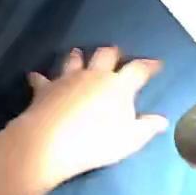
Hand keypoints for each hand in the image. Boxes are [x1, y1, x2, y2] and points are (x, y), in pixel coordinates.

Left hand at [7, 46, 167, 189]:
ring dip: (77, 57)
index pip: (138, 70)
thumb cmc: (96, 142)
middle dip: (113, 52)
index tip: (156, 64)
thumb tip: (161, 121)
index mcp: (118, 85)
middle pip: (105, 55)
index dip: (148, 66)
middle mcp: (93, 75)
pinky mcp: (44, 88)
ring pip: (74, 60)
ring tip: (78, 53)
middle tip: (116, 52)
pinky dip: (39, 77)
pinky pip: (41, 79)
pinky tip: (34, 75)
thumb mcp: (129, 140)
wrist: (51, 141)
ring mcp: (67, 79)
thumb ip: (145, 128)